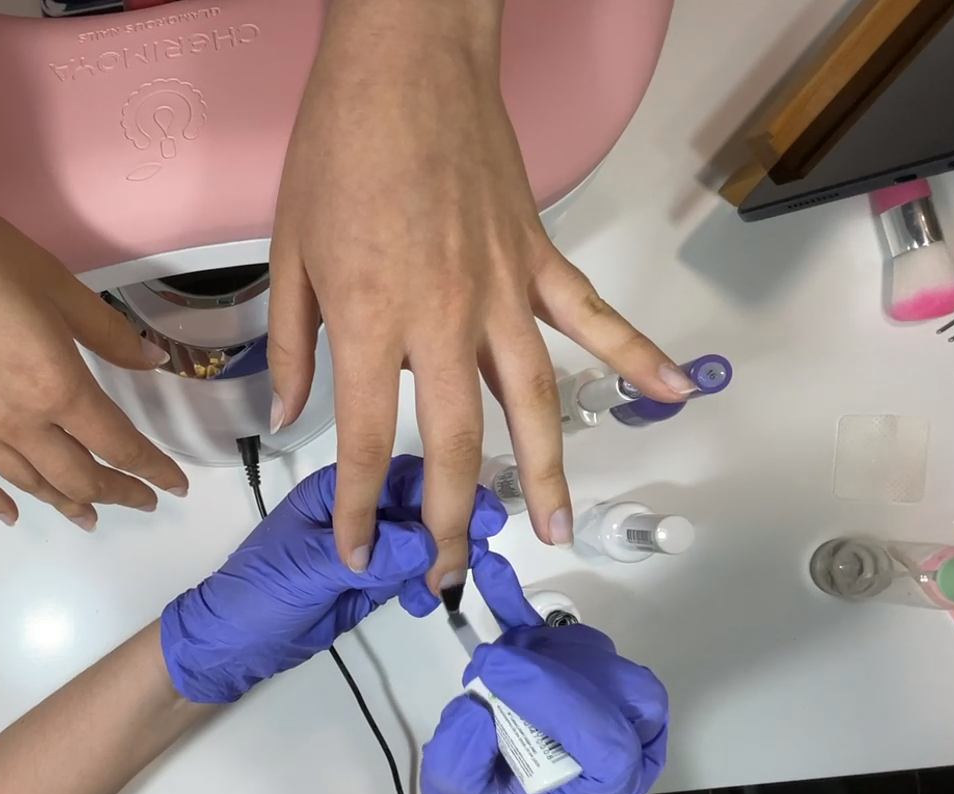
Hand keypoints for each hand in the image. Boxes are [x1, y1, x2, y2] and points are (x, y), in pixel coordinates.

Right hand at [0, 164, 188, 530]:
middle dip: (118, 491)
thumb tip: (154, 362)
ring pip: (28, 482)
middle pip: (78, 475)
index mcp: (58, 388)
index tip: (175, 486)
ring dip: (65, 503)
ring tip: (88, 518)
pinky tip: (8, 514)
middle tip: (141, 501)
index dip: (153, 468)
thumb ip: (107, 332)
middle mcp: (18, 423)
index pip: (119, 444)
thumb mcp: (55, 284)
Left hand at [162, 455, 505, 703]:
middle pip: (418, 507)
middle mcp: (357, 513)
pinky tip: (427, 600)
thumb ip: (366, 557)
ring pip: (422, 542)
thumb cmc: (257, 595)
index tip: (478, 512)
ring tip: (453, 582)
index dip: (441, 490)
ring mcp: (368, 548)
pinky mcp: (372, 581)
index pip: (396, 478)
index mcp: (334, 493)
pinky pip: (411, 574)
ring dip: (443, 558)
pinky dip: (426, 584)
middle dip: (452, 525)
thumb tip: (426, 541)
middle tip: (483, 548)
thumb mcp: (307, 571)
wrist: (236, 645)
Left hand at [267, 0, 688, 588]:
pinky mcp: (537, 256)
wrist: (404, 61)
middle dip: (451, 516)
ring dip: (541, 470)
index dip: (357, 506)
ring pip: (529, 400)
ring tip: (548, 529)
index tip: (360, 554)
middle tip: (449, 572)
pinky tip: (665, 393)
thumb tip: (290, 417)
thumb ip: (293, 347)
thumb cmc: (334, 153)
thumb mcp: (288, 255)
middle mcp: (441, 321)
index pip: (360, 440)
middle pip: (452, 442)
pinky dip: (632, 355)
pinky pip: (590, 316)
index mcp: (369, 322)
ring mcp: (500, 290)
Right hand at [421, 551, 668, 793]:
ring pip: (598, 655)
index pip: (608, 737)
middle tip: (493, 665)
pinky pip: (558, 633)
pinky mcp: (572, 674)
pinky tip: (492, 574)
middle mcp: (622, 744)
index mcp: (605, 788)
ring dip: (545, 645)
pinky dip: (525, 605)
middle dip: (556, 667)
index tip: (491, 669)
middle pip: (622, 689)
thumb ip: (464, 757)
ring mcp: (602, 704)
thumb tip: (479, 701)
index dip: (556, 697)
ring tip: (493, 663)